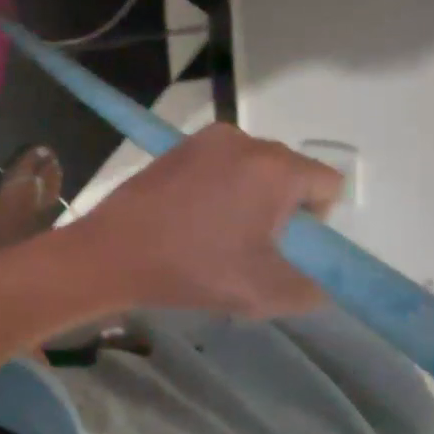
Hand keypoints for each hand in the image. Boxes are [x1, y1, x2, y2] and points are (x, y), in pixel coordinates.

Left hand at [80, 123, 343, 317]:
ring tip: (211, 236)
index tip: (279, 248)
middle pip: (285, 174)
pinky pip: (212, 168)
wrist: (107, 254)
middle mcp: (241, 141)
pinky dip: (211, 191)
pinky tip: (186, 222)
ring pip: (247, 170)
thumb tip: (315, 283)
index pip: (326, 185)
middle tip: (243, 245)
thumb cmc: (189, 268)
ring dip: (242, 199)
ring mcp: (199, 142)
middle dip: (277, 209)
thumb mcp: (263, 292)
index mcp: (274, 167)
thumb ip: (309, 290)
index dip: (314, 222)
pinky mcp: (168, 152)